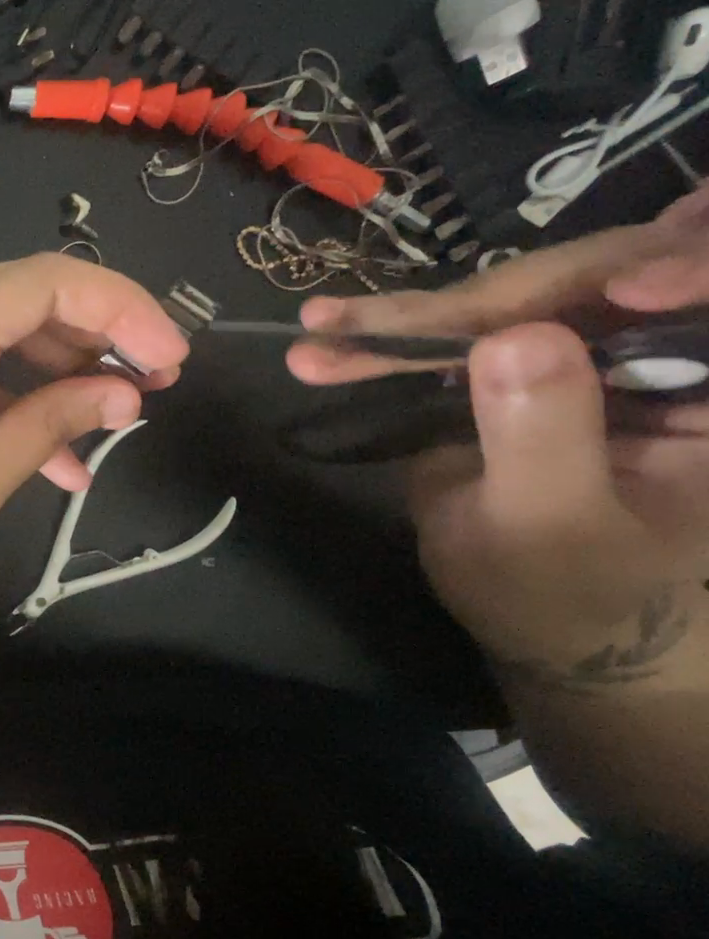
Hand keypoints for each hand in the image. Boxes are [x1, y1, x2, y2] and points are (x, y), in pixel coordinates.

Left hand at [0, 253, 189, 619]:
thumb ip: (54, 423)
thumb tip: (124, 392)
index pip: (46, 282)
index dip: (122, 308)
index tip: (171, 356)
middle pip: (20, 294)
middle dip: (94, 333)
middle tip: (150, 382)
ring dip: (54, 370)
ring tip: (109, 420)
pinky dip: (6, 396)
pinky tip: (52, 454)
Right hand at [284, 186, 708, 671]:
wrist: (537, 619)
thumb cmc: (565, 589)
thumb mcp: (553, 525)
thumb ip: (545, 437)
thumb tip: (514, 336)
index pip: (707, 286)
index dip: (687, 266)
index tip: (632, 290)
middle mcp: (656, 348)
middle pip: (585, 278)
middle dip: (479, 300)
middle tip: (370, 327)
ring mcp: (578, 350)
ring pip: (504, 297)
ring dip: (406, 313)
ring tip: (322, 327)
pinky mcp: (508, 362)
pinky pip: (451, 329)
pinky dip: (385, 329)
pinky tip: (327, 328)